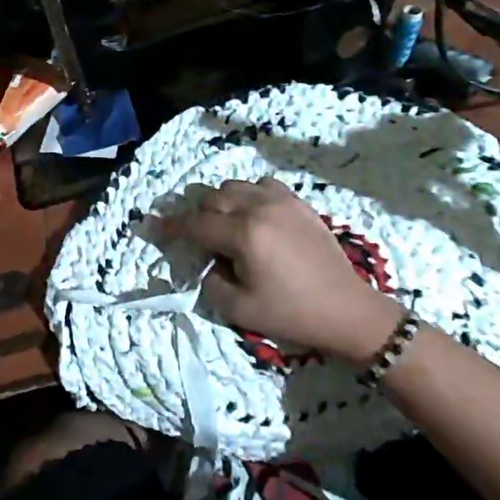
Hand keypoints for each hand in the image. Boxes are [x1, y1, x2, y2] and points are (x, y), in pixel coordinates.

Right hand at [160, 178, 403, 364]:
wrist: (346, 310)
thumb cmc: (291, 314)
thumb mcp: (237, 309)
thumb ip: (208, 279)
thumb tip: (201, 259)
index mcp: (244, 235)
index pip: (195, 223)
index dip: (171, 227)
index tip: (153, 228)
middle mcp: (259, 208)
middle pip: (211, 197)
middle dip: (195, 214)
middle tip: (191, 234)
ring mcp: (281, 201)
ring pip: (234, 186)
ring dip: (219, 202)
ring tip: (220, 224)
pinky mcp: (298, 203)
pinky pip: (261, 185)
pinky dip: (247, 195)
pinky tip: (250, 215)